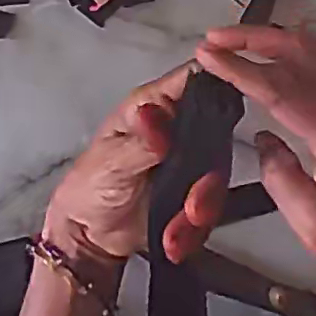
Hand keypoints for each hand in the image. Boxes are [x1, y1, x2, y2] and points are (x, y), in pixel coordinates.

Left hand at [43, 64, 224, 271]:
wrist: (89, 237)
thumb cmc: (89, 186)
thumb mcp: (110, 161)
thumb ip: (141, 141)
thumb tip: (159, 118)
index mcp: (155, 106)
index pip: (194, 78)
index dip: (218, 81)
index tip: (226, 109)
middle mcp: (177, 128)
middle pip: (218, 131)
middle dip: (211, 173)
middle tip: (194, 203)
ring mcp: (189, 160)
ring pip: (218, 173)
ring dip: (204, 204)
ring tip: (180, 225)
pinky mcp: (194, 191)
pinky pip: (212, 205)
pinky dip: (196, 226)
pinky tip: (175, 236)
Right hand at [194, 27, 315, 315]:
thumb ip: (285, 185)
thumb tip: (263, 142)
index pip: (282, 89)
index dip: (241, 69)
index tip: (209, 56)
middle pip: (300, 54)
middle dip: (253, 38)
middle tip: (214, 39)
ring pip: (309, 54)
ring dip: (268, 40)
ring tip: (230, 43)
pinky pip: (314, 68)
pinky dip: (282, 54)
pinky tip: (262, 59)